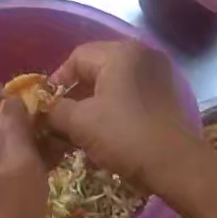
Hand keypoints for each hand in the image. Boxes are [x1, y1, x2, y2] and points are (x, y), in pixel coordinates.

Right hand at [45, 40, 211, 196]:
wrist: (172, 164)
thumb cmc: (122, 135)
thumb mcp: (78, 122)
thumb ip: (54, 110)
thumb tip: (44, 111)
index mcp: (121, 53)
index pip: (76, 57)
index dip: (56, 81)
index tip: (46, 107)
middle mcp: (142, 55)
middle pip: (96, 68)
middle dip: (74, 93)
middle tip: (60, 118)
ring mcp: (157, 75)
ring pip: (112, 84)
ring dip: (92, 104)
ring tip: (78, 129)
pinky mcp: (165, 96)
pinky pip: (129, 95)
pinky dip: (112, 109)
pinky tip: (102, 132)